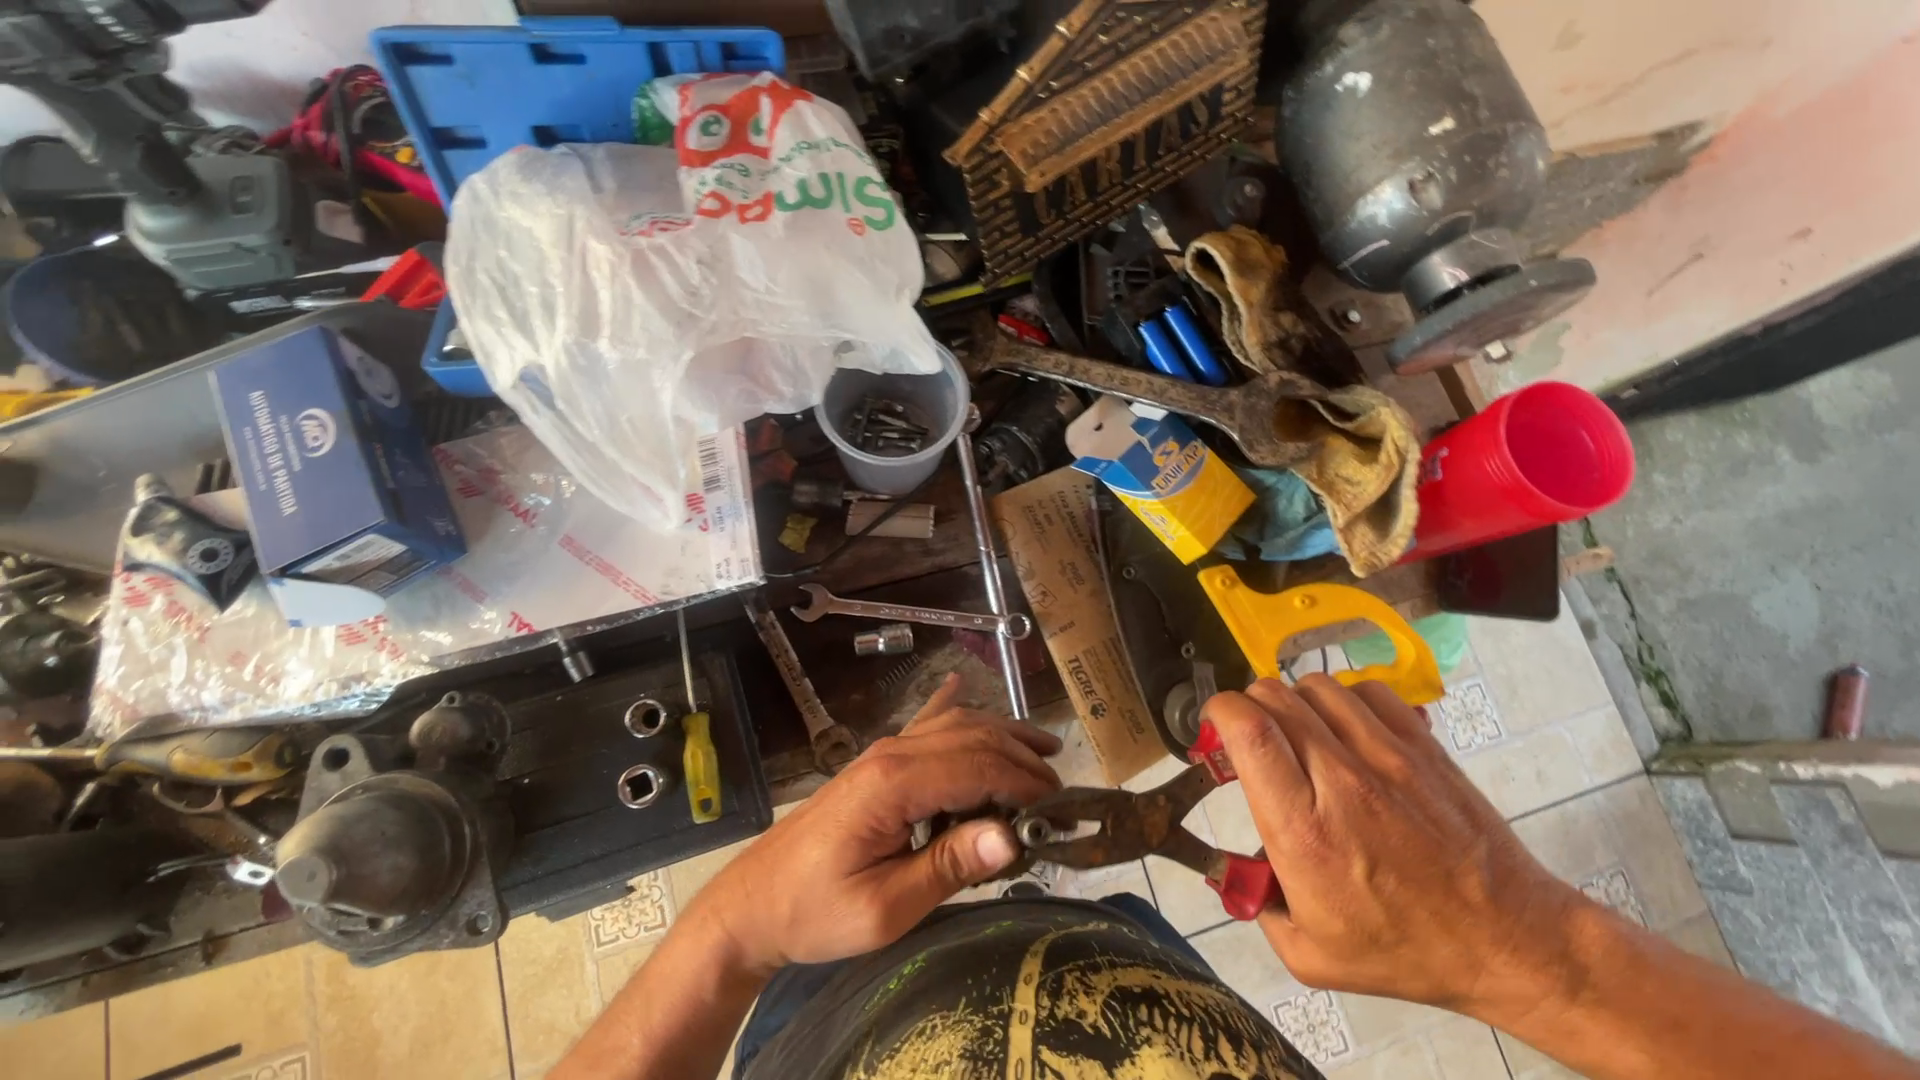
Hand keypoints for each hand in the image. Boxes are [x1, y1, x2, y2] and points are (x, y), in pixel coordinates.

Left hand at [688, 674, 1060, 975]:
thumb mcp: (885, 908)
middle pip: (972, 737)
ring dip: (1000, 735)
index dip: (1025, 784)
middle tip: (1060, 792)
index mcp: (894, 783)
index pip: (979, 766)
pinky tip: (961, 686)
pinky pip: (923, 726)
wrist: (753, 904)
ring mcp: (881, 755)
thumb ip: (947, 868)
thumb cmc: (815, 913)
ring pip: (953, 726)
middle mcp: (891, 754)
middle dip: (1022, 758)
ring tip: (1042, 752)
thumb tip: (1011, 836)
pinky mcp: (875, 766)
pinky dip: (952, 710)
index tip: (1059, 810)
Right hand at [1204, 675, 1590, 1016]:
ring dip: (1293, 701)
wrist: (1506, 940)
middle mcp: (1341, 782)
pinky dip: (1343, 700)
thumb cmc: (1402, 950)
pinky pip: (1367, 692)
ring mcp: (1388, 757)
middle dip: (1248, 707)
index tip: (1213, 727)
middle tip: (1250, 736)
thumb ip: (1255, 905)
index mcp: (1303, 831)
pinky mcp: (1423, 747)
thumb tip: (1234, 867)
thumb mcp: (1307, 954)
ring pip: (1318, 687)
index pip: (1250, 732)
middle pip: (1275, 699)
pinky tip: (1345, 730)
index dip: (1219, 712)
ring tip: (1298, 732)